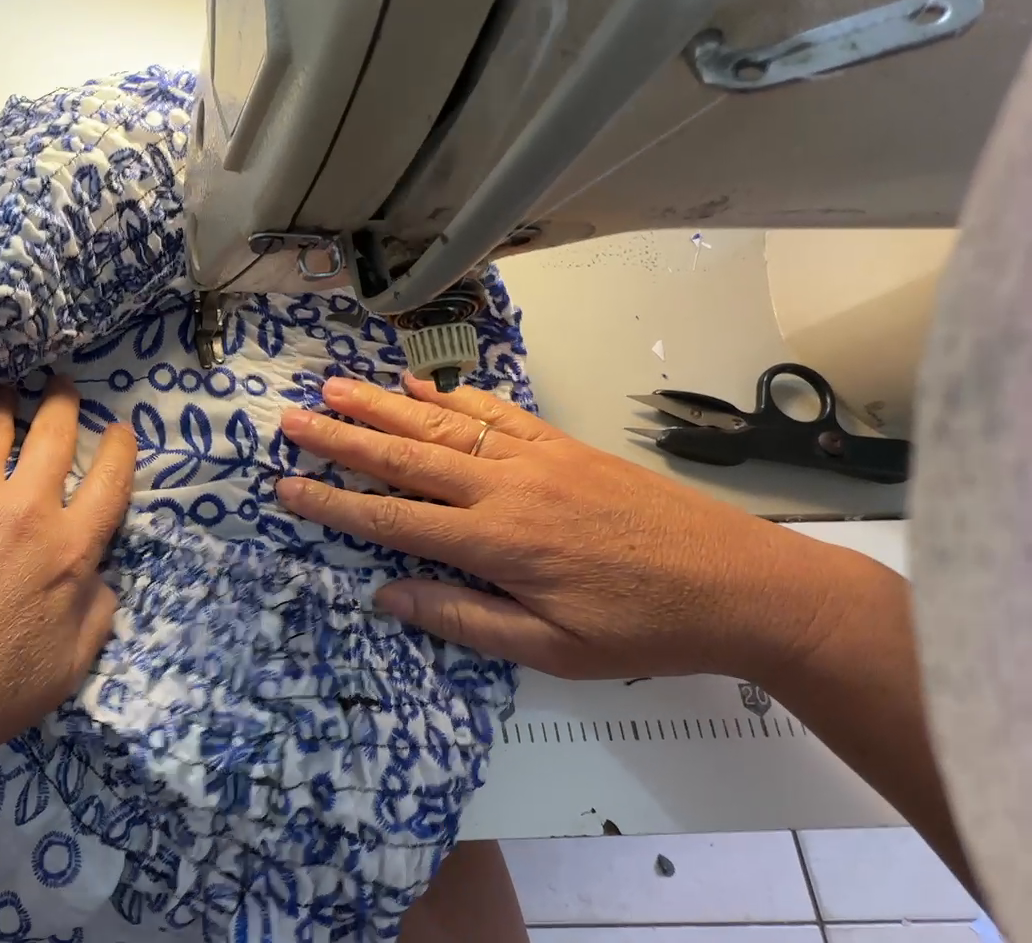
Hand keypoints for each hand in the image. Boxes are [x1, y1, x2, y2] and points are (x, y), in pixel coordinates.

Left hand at [0, 378, 135, 759]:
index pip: (111, 478)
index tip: (116, 431)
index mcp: (69, 551)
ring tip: (5, 393)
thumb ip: (97, 614)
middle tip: (60, 389)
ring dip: (9, 398)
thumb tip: (101, 575)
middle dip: (64, 401)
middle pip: (56, 429)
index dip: (119, 446)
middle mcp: (25, 506)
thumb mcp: (67, 670)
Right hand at [275, 375, 860, 680]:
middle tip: (290, 417)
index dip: (333, 503)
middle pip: (404, 457)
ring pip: (440, 426)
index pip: (392, 519)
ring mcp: (534, 458)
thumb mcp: (552, 649)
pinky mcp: (562, 444)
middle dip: (341, 437)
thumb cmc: (643, 628)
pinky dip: (451, 397)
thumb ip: (463, 619)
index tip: (286, 487)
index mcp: (496, 543)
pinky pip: (495, 413)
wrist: (748, 586)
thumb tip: (386, 595)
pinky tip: (418, 385)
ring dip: (382, 404)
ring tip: (334, 386)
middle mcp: (504, 488)